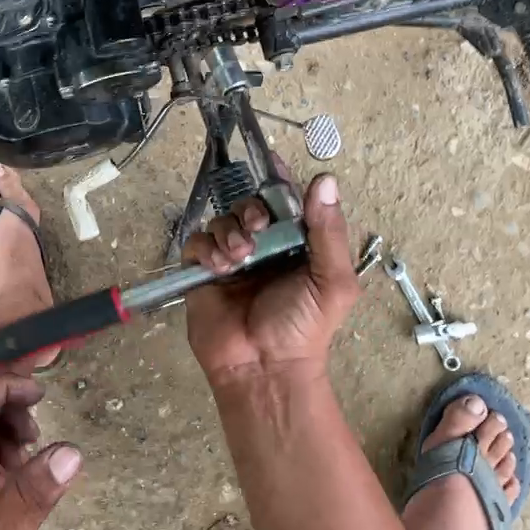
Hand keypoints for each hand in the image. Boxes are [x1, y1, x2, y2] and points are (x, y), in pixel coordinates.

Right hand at [183, 173, 357, 388]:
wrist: (265, 367)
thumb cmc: (304, 326)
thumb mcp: (332, 280)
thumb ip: (329, 231)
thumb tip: (325, 179)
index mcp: (297, 244)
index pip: (287, 201)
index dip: (279, 181)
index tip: (270, 163)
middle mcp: (264, 245)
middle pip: (250, 204)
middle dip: (252, 209)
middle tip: (258, 228)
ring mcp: (231, 257)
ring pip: (222, 219)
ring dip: (231, 231)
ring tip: (241, 257)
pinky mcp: (202, 271)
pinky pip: (197, 241)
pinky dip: (208, 247)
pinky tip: (221, 267)